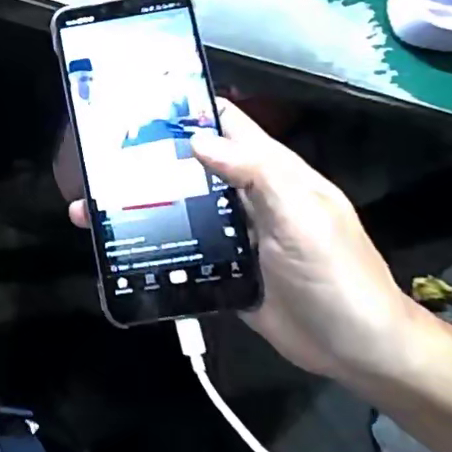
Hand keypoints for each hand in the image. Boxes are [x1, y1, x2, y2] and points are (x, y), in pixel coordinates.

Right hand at [70, 100, 432, 388]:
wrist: (356, 350)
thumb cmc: (336, 273)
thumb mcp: (301, 216)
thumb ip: (256, 174)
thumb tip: (199, 140)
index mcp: (271, 170)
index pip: (225, 123)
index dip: (188, 107)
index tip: (140, 101)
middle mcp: (248, 195)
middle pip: (195, 164)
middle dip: (152, 157)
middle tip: (100, 157)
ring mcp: (235, 234)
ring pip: (183, 206)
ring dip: (146, 203)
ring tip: (95, 204)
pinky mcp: (225, 268)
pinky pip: (185, 247)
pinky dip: (156, 243)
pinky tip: (123, 245)